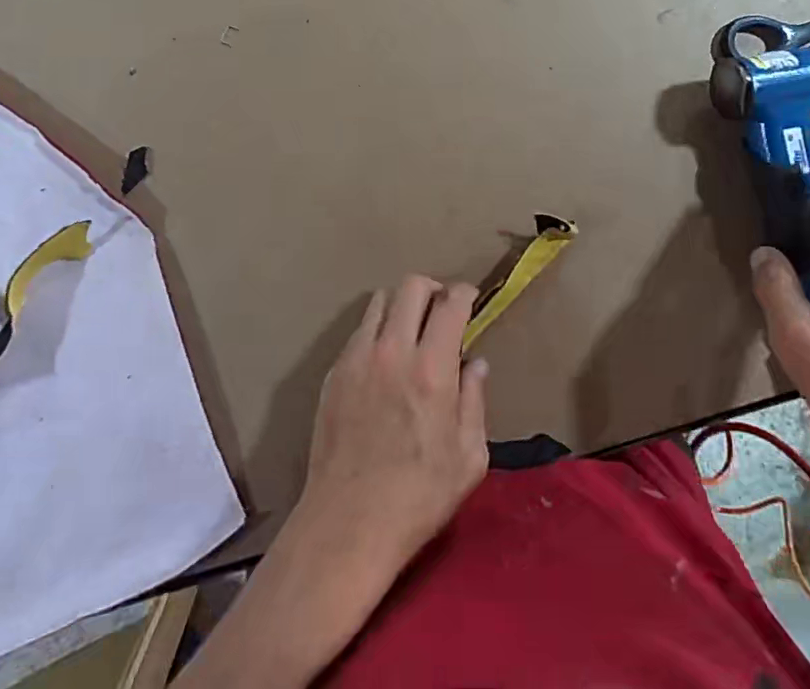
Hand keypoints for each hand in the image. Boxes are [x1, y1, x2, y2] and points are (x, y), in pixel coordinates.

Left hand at [295, 276, 489, 571]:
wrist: (348, 523)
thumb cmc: (419, 496)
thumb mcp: (469, 457)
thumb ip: (475, 400)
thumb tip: (476, 364)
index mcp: (431, 369)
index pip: (450, 304)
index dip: (465, 293)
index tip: (471, 301)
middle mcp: (392, 351)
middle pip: (410, 286)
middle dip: (433, 289)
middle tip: (443, 311)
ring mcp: (356, 359)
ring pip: (379, 302)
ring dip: (401, 306)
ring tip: (412, 331)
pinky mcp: (333, 374)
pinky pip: (358, 332)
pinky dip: (377, 331)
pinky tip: (384, 362)